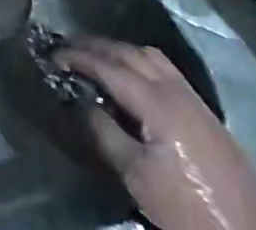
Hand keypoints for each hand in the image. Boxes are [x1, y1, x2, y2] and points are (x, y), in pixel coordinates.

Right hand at [56, 37, 255, 229]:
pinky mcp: (202, 110)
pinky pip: (163, 69)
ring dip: (119, 51)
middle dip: (96, 47)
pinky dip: (139, 62)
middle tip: (68, 49)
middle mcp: (174, 88)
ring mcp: (191, 97)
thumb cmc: (187, 208)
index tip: (54, 55)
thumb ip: (107, 135)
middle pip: (129, 53)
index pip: (109, 66)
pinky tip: (130, 77)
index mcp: (156, 101)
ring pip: (149, 56)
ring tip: (96, 58)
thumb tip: (86, 105)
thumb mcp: (137, 177)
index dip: (79, 58)